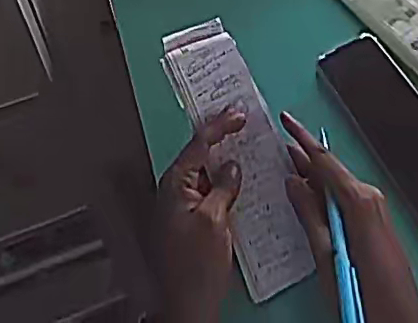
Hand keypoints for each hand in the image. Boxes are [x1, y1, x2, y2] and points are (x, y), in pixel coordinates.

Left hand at [155, 108, 246, 322]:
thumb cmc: (196, 267)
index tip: (239, 113)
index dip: (221, 125)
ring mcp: (179, 207)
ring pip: (204, 172)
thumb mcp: (215, 221)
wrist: (186, 311)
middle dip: (220, 137)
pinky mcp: (188, 222)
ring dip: (223, 159)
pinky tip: (237, 181)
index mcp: (175, 183)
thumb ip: (223, 186)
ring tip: (244, 145)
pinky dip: (221, 181)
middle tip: (241, 121)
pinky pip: (206, 191)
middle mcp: (173, 190)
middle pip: (199, 154)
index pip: (199, 143)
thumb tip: (232, 166)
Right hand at [280, 111, 417, 322]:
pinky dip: (326, 196)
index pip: (324, 160)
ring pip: (337, 186)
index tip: (286, 119)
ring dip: (314, 178)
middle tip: (279, 145)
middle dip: (304, 159)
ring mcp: (375, 211)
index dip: (301, 137)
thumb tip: (293, 182)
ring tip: (289, 168)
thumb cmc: (366, 297)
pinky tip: (311, 199)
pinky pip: (346, 200)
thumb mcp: (327, 256)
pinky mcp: (376, 224)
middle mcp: (370, 198)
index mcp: (359, 200)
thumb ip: (309, 215)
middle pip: (330, 171)